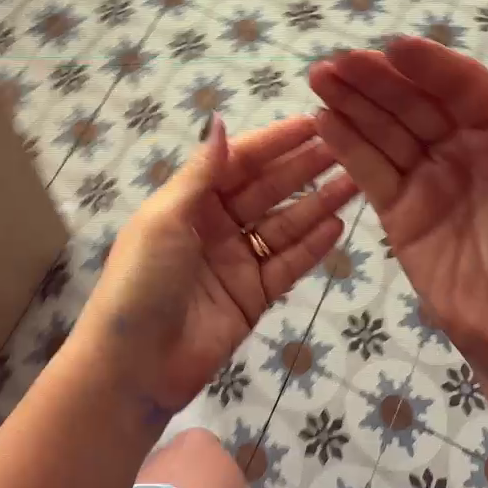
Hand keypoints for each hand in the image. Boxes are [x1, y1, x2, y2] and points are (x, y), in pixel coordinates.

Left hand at [78, 115, 358, 410]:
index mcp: (187, 201)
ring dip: (316, 203)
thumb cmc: (142, 281)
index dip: (274, 142)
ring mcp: (236, 262)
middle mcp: (214, 226)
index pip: (237, 161)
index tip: (313, 122)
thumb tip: (219, 120)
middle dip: (302, 168)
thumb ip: (202, 173)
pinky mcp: (252, 297)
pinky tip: (338, 225)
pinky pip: (287, 265)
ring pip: (282, 225)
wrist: (133, 366)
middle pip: (265, 189)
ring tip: (355, 182)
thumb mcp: (166, 219)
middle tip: (346, 148)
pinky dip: (312, 246)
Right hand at [307, 39, 487, 382]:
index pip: (462, 89)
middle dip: (377, 79)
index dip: (429, 67)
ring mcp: (426, 179)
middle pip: (414, 103)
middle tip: (337, 61)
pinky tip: (324, 121)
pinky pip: (370, 170)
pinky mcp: (399, 211)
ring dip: (352, 103)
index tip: (394, 47)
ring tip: (319, 79)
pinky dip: (347, 145)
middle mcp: (461, 149)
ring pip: (385, 131)